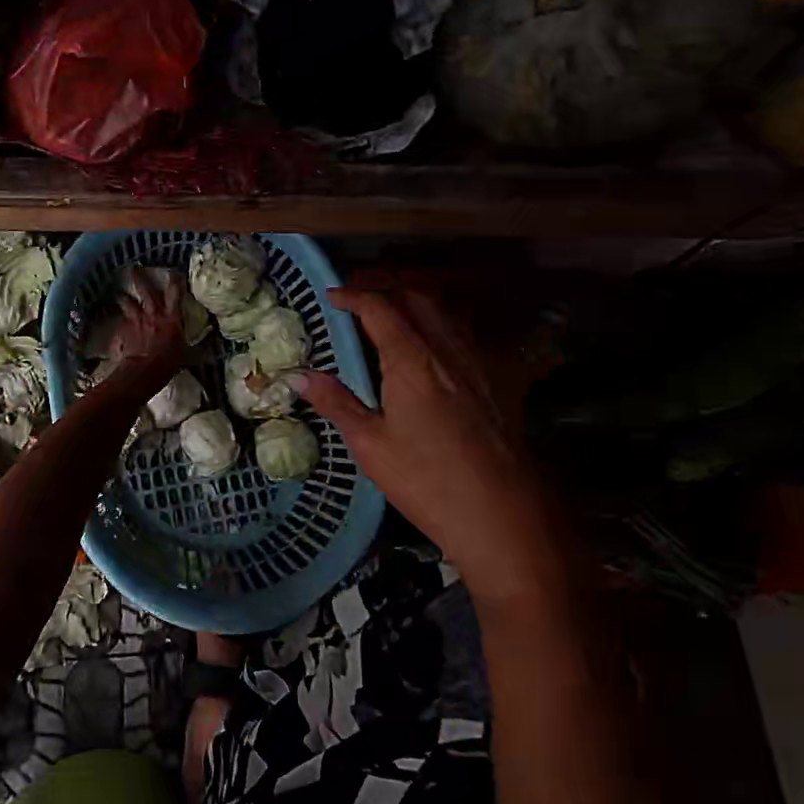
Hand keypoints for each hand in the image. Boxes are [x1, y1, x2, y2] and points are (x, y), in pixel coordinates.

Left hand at [104, 269, 188, 395]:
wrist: (143, 370)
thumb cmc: (168, 362)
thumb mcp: (187, 356)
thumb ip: (197, 351)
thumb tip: (211, 353)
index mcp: (171, 317)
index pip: (175, 292)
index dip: (176, 280)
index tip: (175, 272)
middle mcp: (153, 313)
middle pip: (145, 289)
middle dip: (140, 277)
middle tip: (134, 268)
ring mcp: (136, 319)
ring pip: (127, 301)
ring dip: (123, 297)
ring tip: (119, 293)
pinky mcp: (124, 329)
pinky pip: (122, 321)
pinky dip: (121, 320)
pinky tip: (119, 321)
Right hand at [297, 288, 564, 602]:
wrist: (503, 516)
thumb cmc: (427, 481)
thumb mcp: (371, 445)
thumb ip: (337, 404)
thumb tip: (299, 376)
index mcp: (412, 360)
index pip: (380, 309)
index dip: (353, 296)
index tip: (331, 295)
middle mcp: (448, 351)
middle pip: (418, 298)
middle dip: (386, 288)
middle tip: (359, 299)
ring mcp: (477, 365)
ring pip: (446, 314)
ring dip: (415, 303)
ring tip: (392, 316)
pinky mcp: (496, 384)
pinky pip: (464, 336)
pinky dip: (440, 325)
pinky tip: (431, 351)